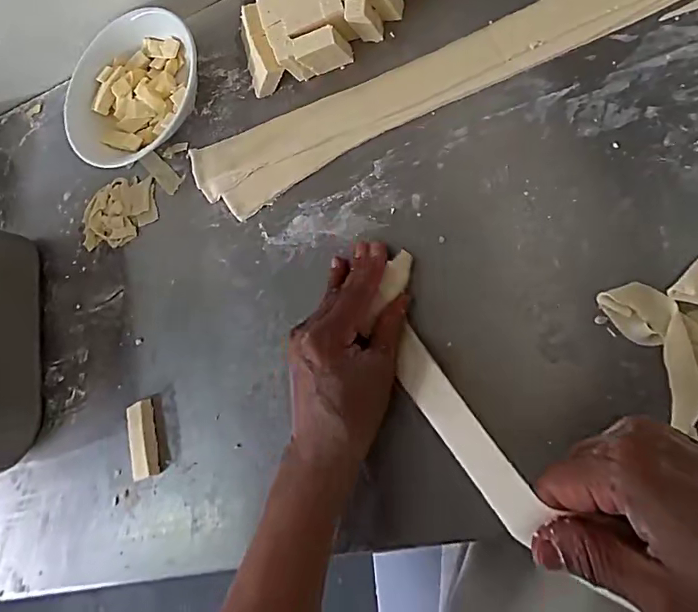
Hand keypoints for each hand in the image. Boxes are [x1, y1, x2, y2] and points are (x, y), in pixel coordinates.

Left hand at [286, 241, 408, 475]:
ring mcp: (300, 339)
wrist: (321, 451)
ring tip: (353, 255)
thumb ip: (387, 329)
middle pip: (339, 294)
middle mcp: (307, 332)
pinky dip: (335, 299)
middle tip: (370, 245)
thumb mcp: (380, 370)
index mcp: (326, 337)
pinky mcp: (300, 347)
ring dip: (345, 281)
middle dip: (358, 270)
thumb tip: (398, 300)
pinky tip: (337, 281)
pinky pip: (322, 315)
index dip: (371, 271)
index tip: (382, 250)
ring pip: (328, 303)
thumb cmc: (354, 416)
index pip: (355, 295)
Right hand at [531, 418, 697, 611]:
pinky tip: (675, 537)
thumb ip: (591, 559)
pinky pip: (634, 463)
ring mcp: (663, 437)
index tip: (548, 544)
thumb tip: (550, 543)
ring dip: (614, 510)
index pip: (550, 480)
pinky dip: (638, 498)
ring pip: (604, 469)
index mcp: (624, 464)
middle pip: (575, 470)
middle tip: (624, 565)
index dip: (547, 517)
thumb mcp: (657, 595)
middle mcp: (638, 437)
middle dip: (585, 515)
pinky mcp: (682, 444)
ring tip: (659, 553)